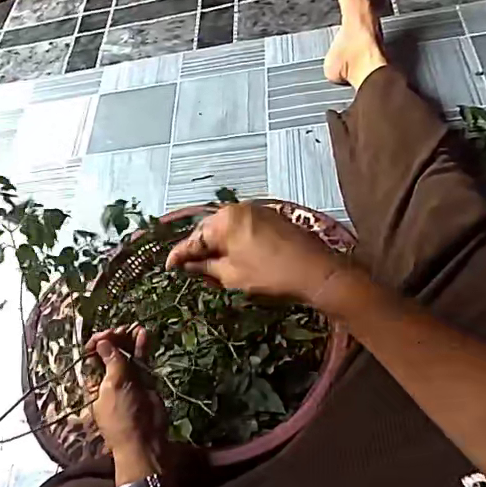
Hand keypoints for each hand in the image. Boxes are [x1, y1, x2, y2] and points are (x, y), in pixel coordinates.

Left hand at [87, 326, 165, 461]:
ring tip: (135, 328)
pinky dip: (142, 347)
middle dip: (116, 338)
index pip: (92, 356)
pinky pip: (141, 360)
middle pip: (110, 352)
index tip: (107, 334)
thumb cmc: (122, 415)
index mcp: (94, 382)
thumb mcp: (113, 386)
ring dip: (130, 340)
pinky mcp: (144, 380)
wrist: (146, 440)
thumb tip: (102, 342)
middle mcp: (109, 378)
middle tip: (123, 330)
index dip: (99, 342)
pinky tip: (144, 334)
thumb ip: (112, 361)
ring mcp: (128, 379)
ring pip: (127, 354)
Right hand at [166, 204, 352, 306]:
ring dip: (217, 245)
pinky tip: (232, 256)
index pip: (192, 239)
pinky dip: (234, 241)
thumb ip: (205, 268)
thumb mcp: (231, 276)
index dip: (179, 255)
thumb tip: (188, 265)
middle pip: (208, 230)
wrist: (317, 272)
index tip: (168, 267)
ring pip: (226, 228)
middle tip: (188, 268)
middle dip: (198, 248)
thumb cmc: (270, 275)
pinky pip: (243, 227)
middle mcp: (237, 210)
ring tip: (210, 265)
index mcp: (223, 221)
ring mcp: (256, 211)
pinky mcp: (271, 217)